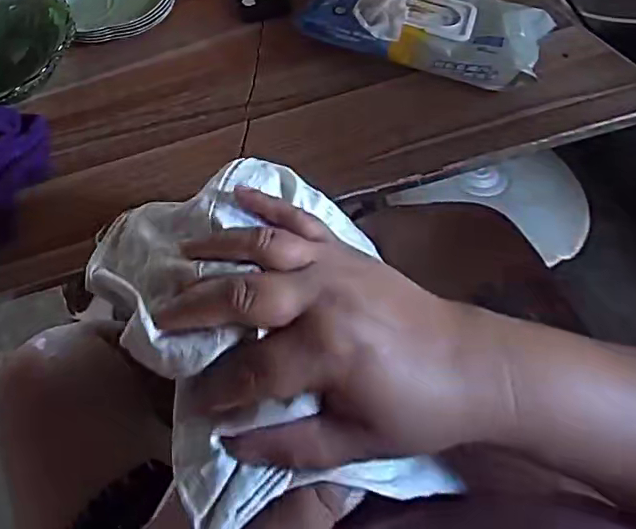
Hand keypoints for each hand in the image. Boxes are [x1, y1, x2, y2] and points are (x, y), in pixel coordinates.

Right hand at [154, 186, 514, 468]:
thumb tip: (232, 441)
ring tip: (182, 252)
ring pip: (261, 246)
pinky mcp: (342, 245)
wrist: (473, 363)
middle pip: (244, 296)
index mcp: (328, 349)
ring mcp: (331, 262)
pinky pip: (297, 218)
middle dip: (196, 306)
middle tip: (161, 314)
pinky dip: (265, 203)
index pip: (256, 369)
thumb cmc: (417, 407)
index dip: (221, 388)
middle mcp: (322, 295)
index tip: (194, 400)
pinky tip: (235, 192)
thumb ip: (294, 443)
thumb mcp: (361, 442)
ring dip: (217, 246)